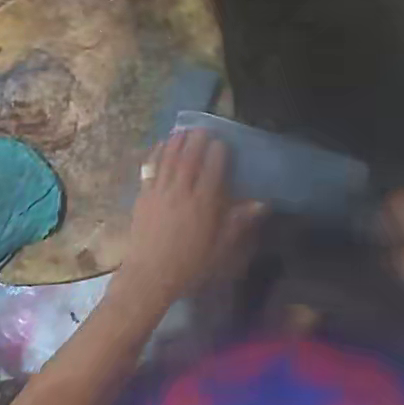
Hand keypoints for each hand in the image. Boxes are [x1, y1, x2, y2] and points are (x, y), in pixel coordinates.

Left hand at [117, 130, 264, 306]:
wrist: (150, 275)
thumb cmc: (189, 266)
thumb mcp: (219, 249)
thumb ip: (237, 223)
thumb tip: (260, 204)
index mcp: (203, 205)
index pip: (212, 170)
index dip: (218, 153)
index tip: (222, 143)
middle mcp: (181, 192)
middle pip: (189, 159)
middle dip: (196, 140)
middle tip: (203, 128)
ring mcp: (159, 192)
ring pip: (169, 159)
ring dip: (176, 142)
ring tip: (183, 130)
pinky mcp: (143, 195)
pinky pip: (149, 168)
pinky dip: (155, 154)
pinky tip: (159, 146)